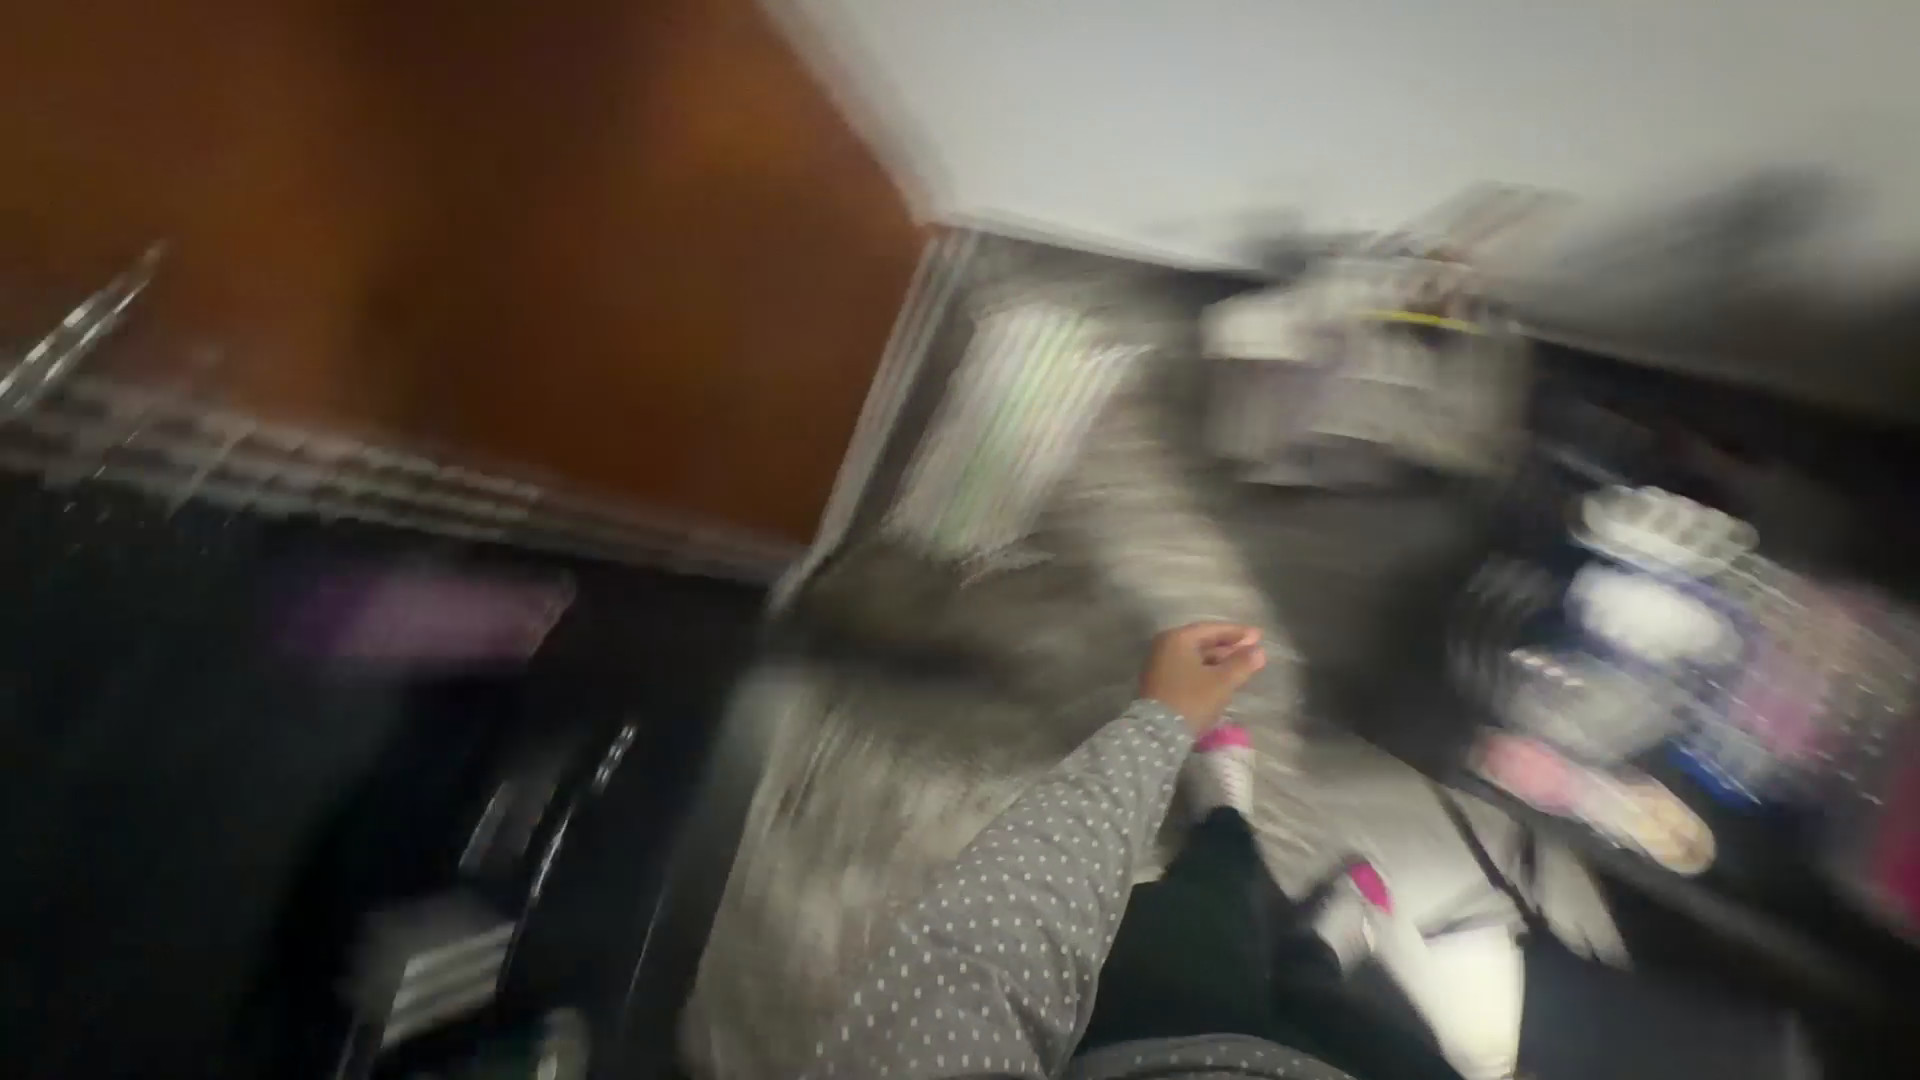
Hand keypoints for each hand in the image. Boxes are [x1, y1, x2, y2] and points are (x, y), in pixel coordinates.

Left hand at [1139, 622, 1266, 733]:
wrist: (1158, 731)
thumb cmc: (1192, 700)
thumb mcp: (1222, 682)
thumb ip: (1242, 664)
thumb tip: (1259, 650)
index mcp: (1178, 639)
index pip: (1211, 629)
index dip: (1237, 632)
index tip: (1259, 635)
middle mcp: (1165, 646)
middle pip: (1202, 641)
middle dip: (1229, 645)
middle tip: (1253, 648)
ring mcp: (1160, 663)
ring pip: (1195, 656)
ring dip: (1219, 658)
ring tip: (1242, 663)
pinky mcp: (1160, 681)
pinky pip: (1188, 667)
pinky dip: (1206, 669)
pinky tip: (1222, 676)